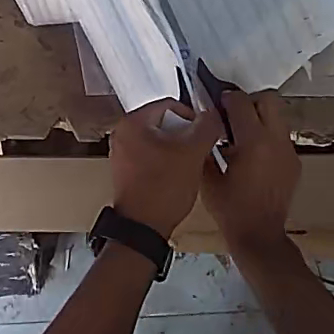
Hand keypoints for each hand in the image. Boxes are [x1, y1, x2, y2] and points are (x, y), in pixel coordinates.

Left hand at [108, 98, 222, 237]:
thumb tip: (212, 115)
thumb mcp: (193, 151)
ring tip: (190, 163)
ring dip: (176, 148)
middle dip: (184, 134)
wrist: (144, 228)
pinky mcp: (125, 172)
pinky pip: (151, 156)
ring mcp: (121, 154)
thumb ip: (206, 126)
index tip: (203, 133)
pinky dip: (166, 161)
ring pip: (158, 140)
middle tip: (198, 149)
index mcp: (132, 123)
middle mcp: (121, 135)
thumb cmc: (163, 189)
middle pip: (163, 122)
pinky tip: (178, 175)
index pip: (169, 105)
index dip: (191, 117)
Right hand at [201, 90, 300, 253]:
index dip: (225, 98)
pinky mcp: (294, 161)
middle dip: (248, 102)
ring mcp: (289, 150)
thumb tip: (203, 124)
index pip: (241, 102)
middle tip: (231, 116)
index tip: (215, 104)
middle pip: (268, 99)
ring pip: (278, 116)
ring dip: (259, 118)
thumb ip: (205, 146)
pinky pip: (281, 136)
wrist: (260, 235)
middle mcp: (276, 141)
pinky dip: (267, 136)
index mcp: (253, 142)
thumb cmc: (231, 210)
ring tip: (241, 135)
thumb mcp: (207, 178)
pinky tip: (253, 155)